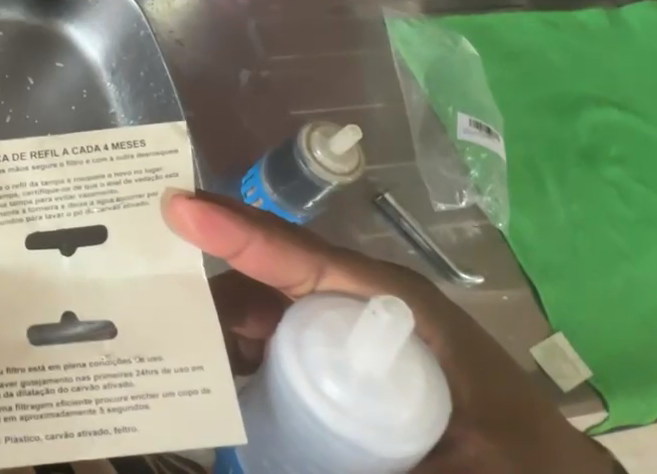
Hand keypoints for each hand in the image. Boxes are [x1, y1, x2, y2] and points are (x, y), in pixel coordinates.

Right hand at [164, 192, 616, 473]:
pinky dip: (232, 360)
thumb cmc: (514, 452)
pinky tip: (204, 382)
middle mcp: (354, 302)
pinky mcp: (334, 361)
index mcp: (389, 301)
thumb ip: (379, 457)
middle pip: (262, 284)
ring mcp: (341, 331)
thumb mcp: (468, 461)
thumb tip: (271, 453)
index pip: (300, 256)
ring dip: (211, 329)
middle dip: (204, 289)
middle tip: (143, 300)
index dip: (237, 230)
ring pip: (257, 317)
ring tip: (158, 343)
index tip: (176, 207)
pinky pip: (269, 350)